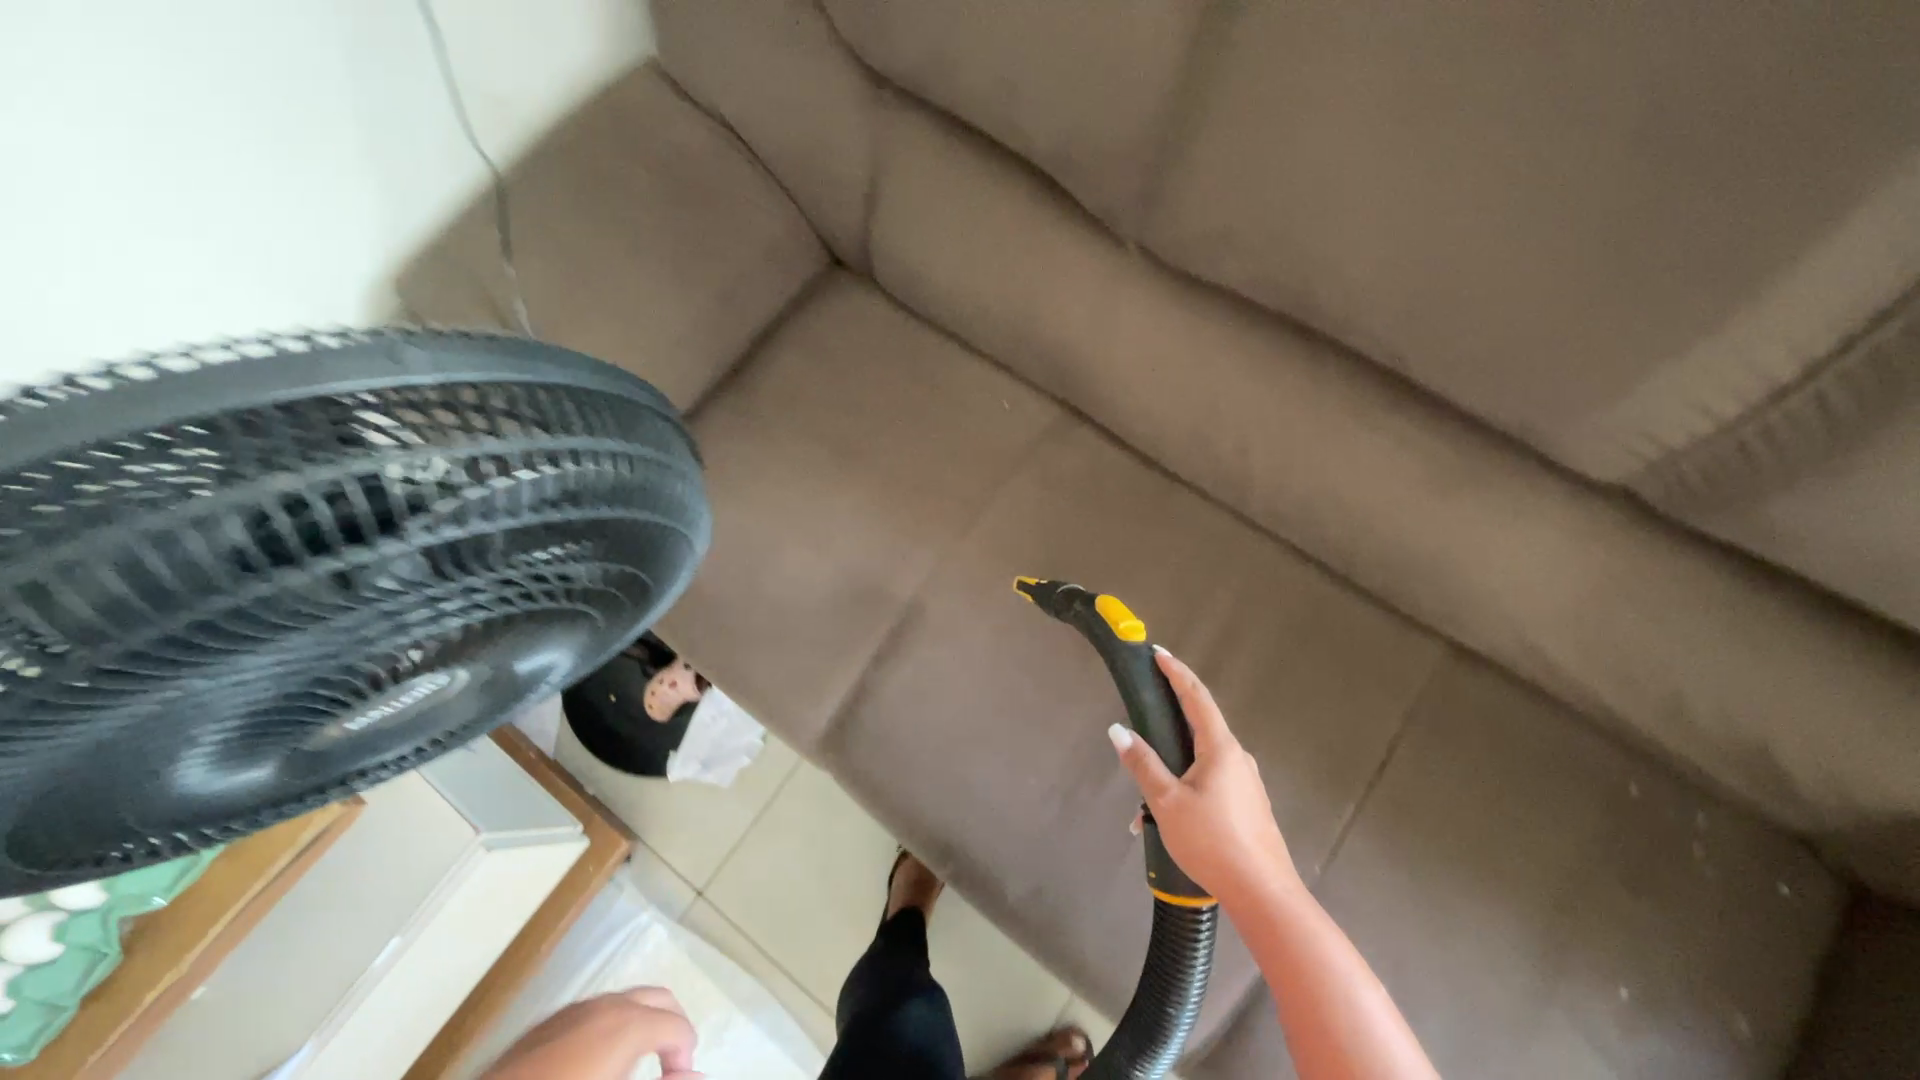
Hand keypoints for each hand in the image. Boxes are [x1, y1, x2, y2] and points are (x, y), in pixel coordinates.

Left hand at [482, 987, 700, 1079]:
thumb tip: (696, 1076)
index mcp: (628, 1024)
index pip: (678, 1027)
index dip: (686, 1056)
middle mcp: (606, 1005)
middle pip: (659, 999)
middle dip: (673, 1029)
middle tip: (671, 1068)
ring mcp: (574, 1010)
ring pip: (626, 1002)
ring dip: (644, 1026)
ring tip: (638, 1068)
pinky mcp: (548, 1024)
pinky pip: (596, 1013)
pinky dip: (614, 1027)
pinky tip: (597, 1066)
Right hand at [1110, 648, 1301, 910]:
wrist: (1262, 892)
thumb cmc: (1212, 841)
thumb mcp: (1166, 802)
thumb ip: (1143, 763)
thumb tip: (1118, 730)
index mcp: (1221, 748)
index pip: (1196, 697)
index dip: (1176, 673)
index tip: (1158, 653)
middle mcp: (1237, 758)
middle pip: (1200, 726)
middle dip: (1168, 723)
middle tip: (1143, 713)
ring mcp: (1246, 783)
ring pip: (1201, 762)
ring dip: (1172, 770)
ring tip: (1143, 804)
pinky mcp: (1247, 806)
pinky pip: (1210, 783)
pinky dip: (1185, 790)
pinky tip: (1165, 822)